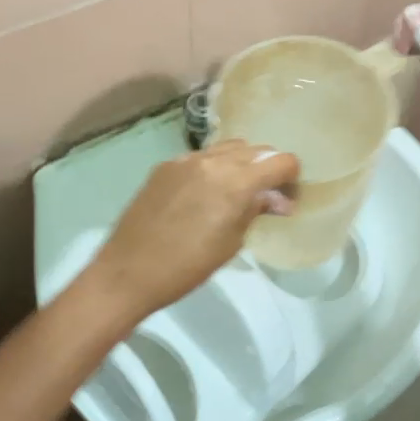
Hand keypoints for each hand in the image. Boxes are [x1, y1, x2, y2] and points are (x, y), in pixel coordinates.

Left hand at [85, 141, 300, 315]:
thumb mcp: (231, 242)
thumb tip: (279, 200)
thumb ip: (255, 210)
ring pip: (228, 148)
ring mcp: (186, 159)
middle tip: (268, 196)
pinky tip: (206, 192)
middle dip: (268, 168)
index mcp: (236, 182)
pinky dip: (214, 167)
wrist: (127, 272)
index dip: (291, 176)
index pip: (280, 161)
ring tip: (237, 191)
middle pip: (256, 150)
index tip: (288, 196)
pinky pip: (201, 156)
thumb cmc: (187, 267)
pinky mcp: (165, 165)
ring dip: (242, 163)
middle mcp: (213, 161)